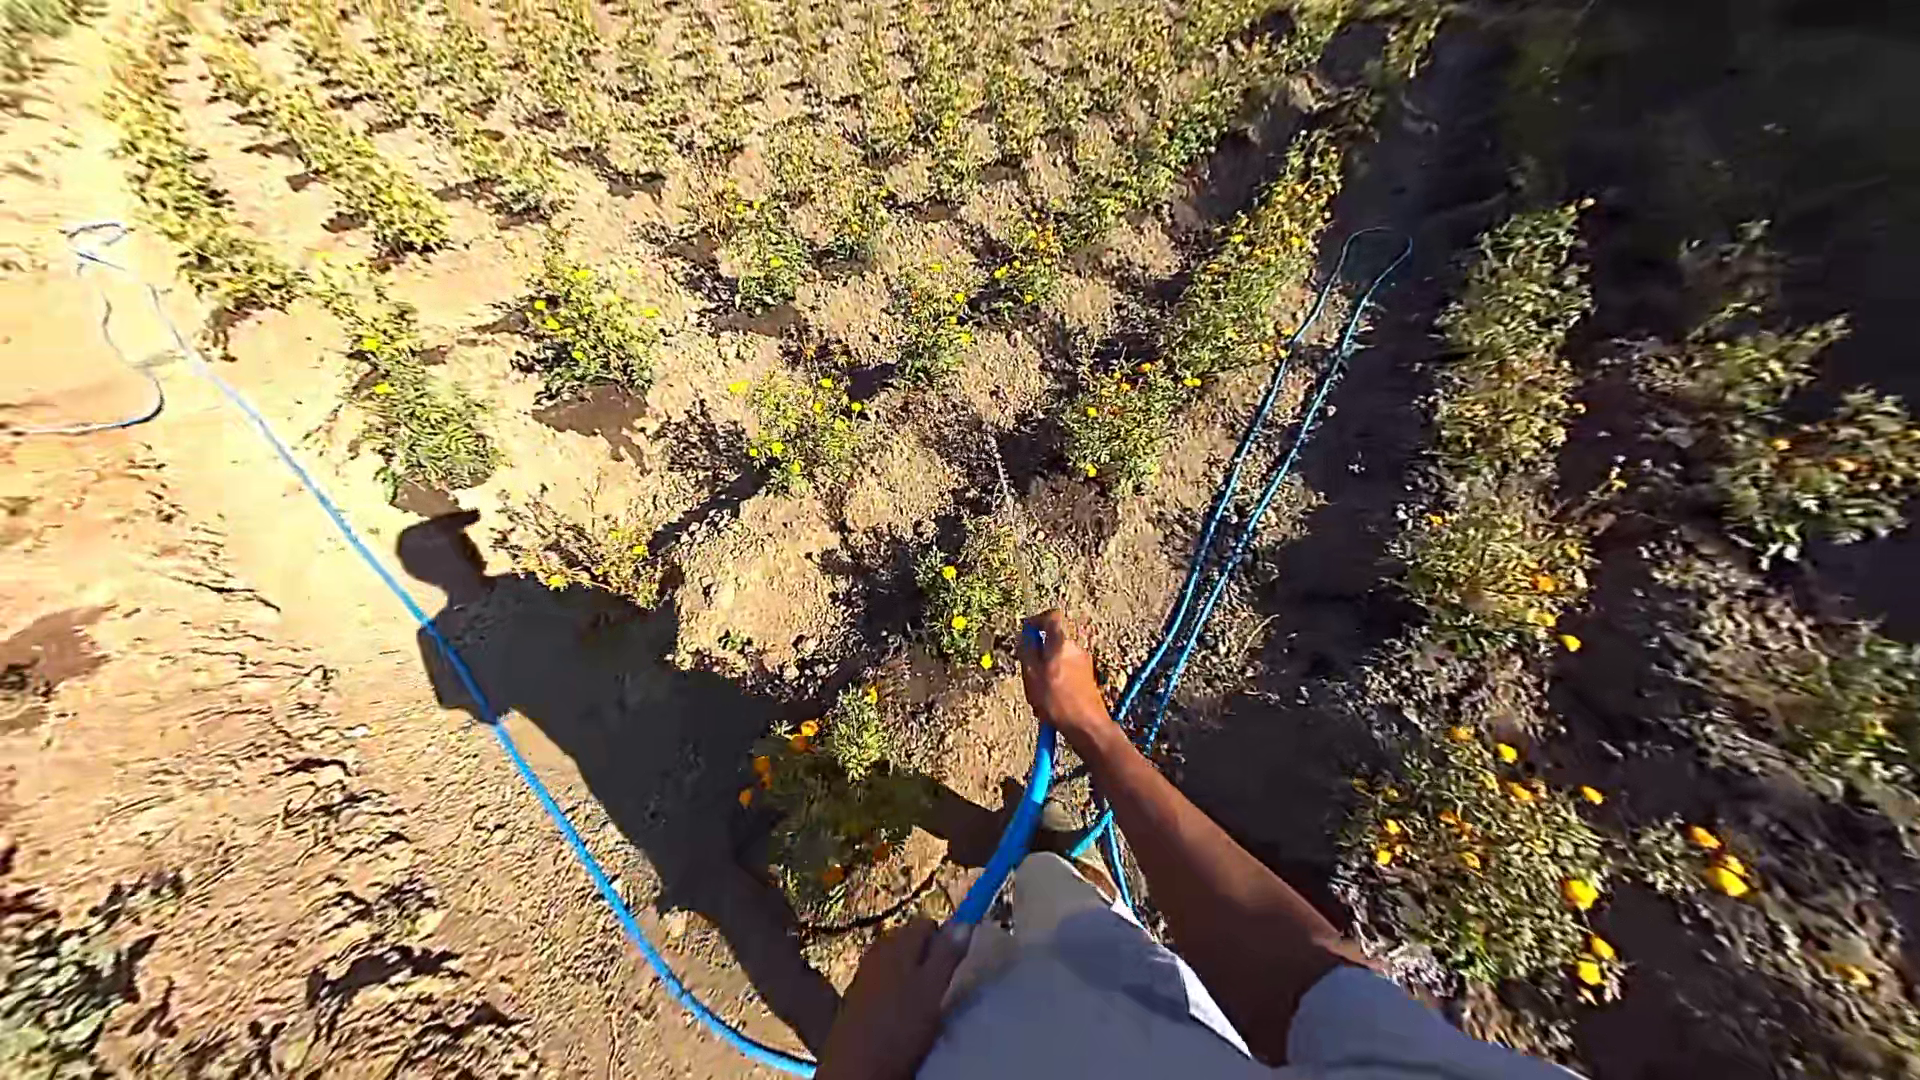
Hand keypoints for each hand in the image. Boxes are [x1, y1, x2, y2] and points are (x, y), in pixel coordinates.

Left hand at [815, 918, 969, 1079]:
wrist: (855, 1069)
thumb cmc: (899, 1026)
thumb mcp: (932, 989)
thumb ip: (948, 954)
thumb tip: (964, 921)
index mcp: (898, 939)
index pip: (927, 923)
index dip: (943, 940)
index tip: (950, 968)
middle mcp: (879, 946)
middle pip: (911, 940)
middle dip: (926, 958)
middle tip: (936, 990)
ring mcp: (865, 969)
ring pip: (897, 961)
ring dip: (909, 976)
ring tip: (918, 1006)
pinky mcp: (856, 993)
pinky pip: (883, 979)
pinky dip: (893, 990)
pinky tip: (897, 1016)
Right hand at [1017, 610, 1114, 745]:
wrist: (1086, 726)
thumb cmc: (1057, 701)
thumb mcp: (1032, 675)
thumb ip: (1027, 650)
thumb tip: (1024, 635)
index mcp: (1062, 642)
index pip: (1052, 616)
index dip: (1036, 620)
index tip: (1025, 632)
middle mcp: (1075, 648)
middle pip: (1053, 639)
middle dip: (1038, 652)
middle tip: (1028, 671)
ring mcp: (1083, 662)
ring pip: (1058, 657)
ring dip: (1045, 670)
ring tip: (1038, 692)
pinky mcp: (1086, 677)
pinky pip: (1065, 670)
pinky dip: (1055, 680)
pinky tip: (1050, 701)